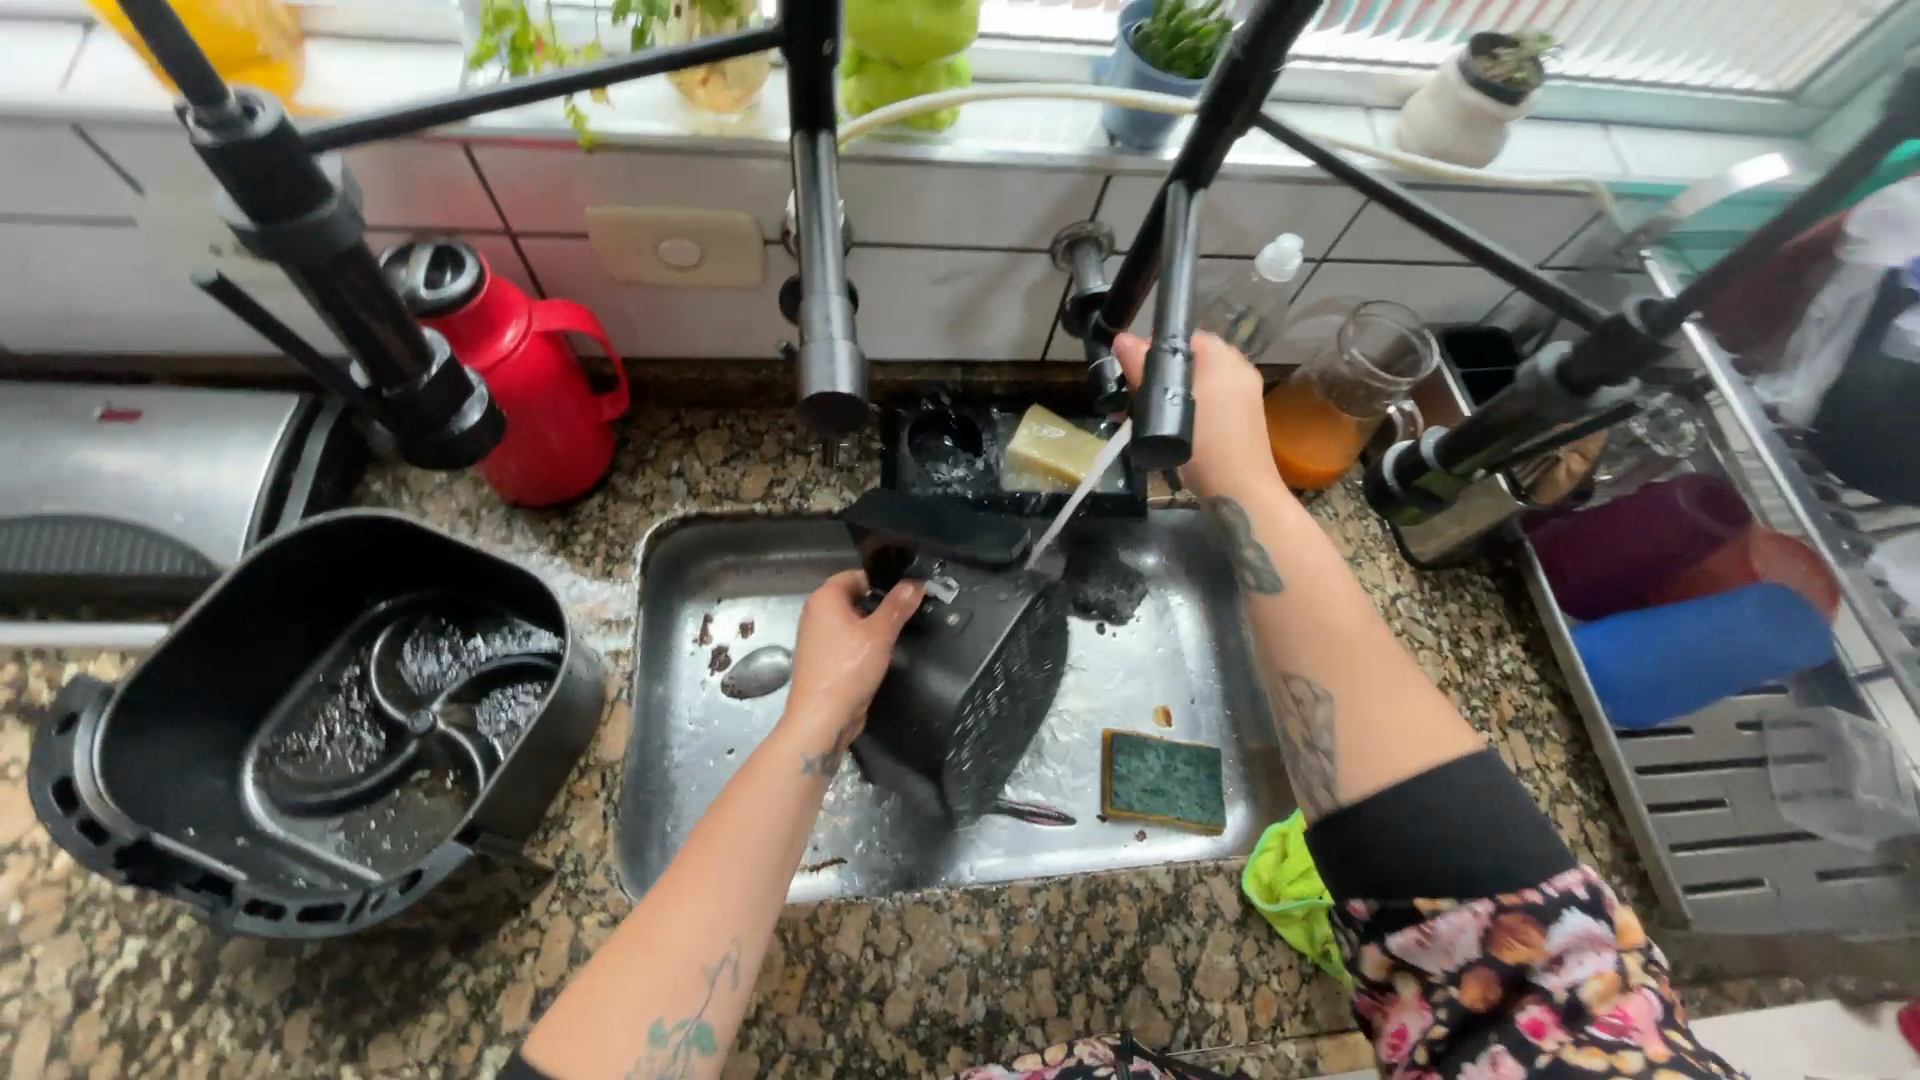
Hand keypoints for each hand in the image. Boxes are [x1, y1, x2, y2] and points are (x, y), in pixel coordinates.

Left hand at [783, 570, 924, 744]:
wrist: (822, 717)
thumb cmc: (848, 668)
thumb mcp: (880, 634)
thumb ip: (898, 606)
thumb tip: (915, 583)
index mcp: (824, 599)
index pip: (854, 575)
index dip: (880, 580)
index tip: (905, 590)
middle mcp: (816, 614)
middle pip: (853, 598)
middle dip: (879, 604)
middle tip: (907, 611)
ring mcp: (817, 638)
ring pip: (851, 622)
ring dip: (873, 627)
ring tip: (899, 633)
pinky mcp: (823, 660)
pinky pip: (847, 642)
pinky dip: (863, 645)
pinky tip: (883, 656)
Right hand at [1114, 330, 1283, 500]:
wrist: (1240, 492)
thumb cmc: (1203, 445)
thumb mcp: (1165, 406)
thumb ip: (1143, 369)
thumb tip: (1122, 339)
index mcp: (1223, 357)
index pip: (1181, 338)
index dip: (1152, 351)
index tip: (1132, 377)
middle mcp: (1238, 368)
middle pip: (1189, 361)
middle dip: (1160, 377)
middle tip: (1135, 401)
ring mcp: (1244, 393)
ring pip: (1197, 383)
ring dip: (1171, 396)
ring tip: (1148, 419)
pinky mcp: (1243, 417)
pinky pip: (1210, 401)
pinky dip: (1189, 409)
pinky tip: (1173, 431)